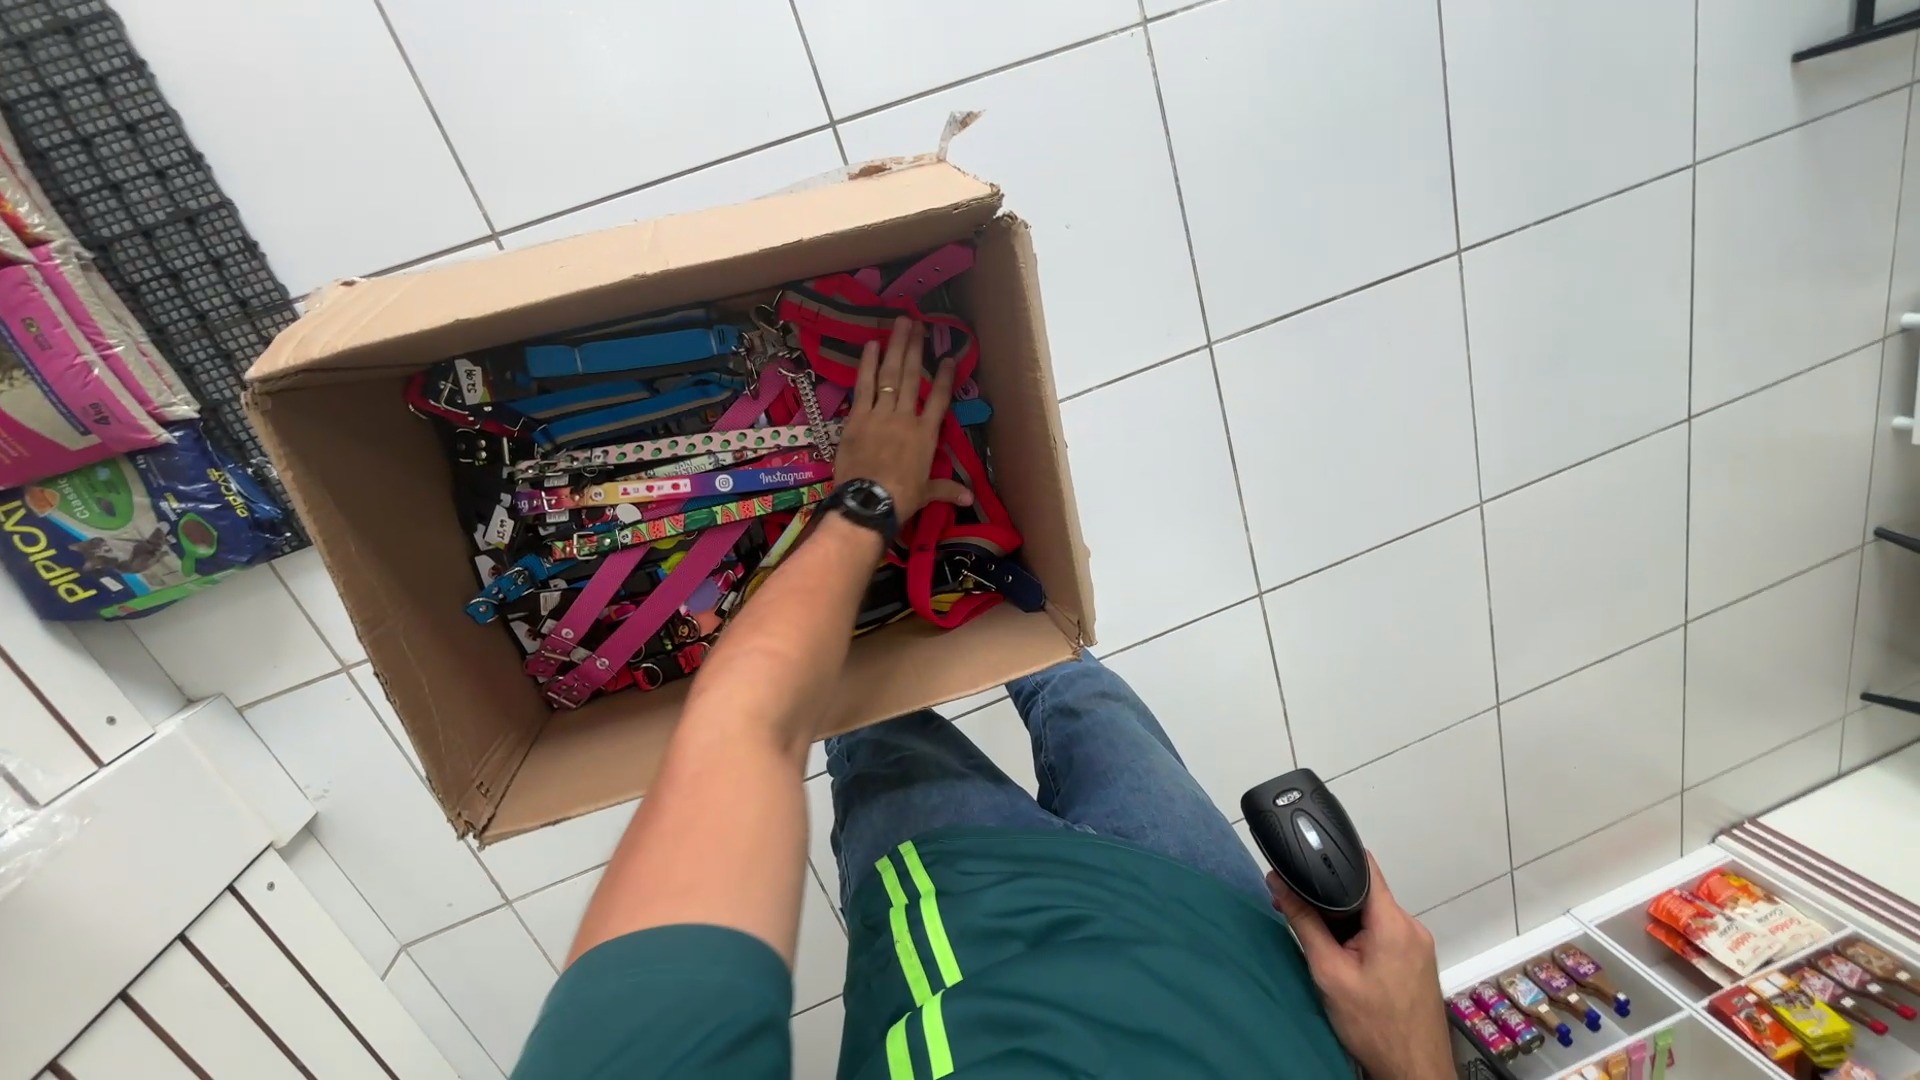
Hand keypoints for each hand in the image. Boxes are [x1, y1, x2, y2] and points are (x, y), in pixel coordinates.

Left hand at [833, 315, 972, 521]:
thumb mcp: (926, 493)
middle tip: (917, 324)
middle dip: (915, 349)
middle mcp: (905, 418)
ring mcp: (880, 414)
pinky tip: (871, 345)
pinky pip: (864, 386)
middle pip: (911, 377)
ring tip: (900, 324)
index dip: (944, 377)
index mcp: (926, 435)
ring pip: (890, 375)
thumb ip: (946, 489)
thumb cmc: (901, 499)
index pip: (939, 399)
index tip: (948, 358)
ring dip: (895, 347)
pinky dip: (867, 364)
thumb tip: (970, 499)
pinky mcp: (857, 418)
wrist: (869, 501)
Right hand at [1268, 855, 1453, 1079]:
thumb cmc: (1372, 1024)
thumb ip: (1303, 921)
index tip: (1304, 850)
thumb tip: (1277, 881)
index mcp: (1393, 922)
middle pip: (1364, 892)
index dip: (1334, 854)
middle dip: (1328, 895)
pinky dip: (1358, 934)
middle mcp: (1411, 926)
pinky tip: (1338, 951)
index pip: (1364, 867)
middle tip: (1292, 903)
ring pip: (1371, 913)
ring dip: (1342, 917)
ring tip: (1311, 931)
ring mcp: (1417, 945)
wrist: (1413, 1074)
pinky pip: (1382, 931)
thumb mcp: (1328, 970)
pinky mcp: (1416, 961)